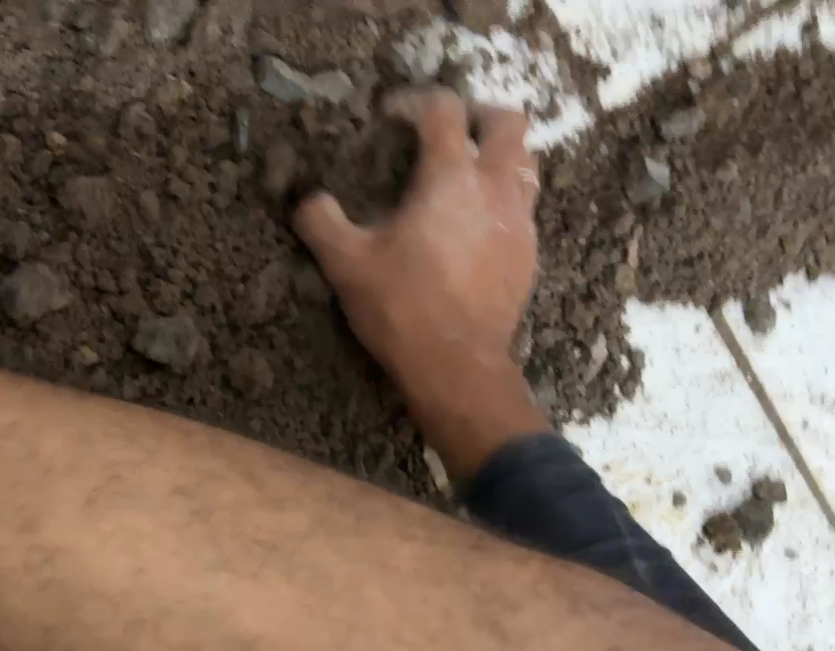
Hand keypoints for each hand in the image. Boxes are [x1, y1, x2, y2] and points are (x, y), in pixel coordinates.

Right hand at [293, 87, 549, 484]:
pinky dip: (502, 199)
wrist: (456, 362)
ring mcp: (520, 218)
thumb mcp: (345, 266)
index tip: (391, 116)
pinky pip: (524, 205)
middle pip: (504, 121)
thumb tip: (305, 200)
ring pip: (524, 160)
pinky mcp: (529, 251)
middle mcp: (494, 184)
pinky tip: (475, 226)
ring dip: (496, 155)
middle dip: (474, 116)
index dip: (415, 104)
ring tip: (465, 175)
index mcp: (448, 177)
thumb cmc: (399, 307)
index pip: (441, 112)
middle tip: (444, 134)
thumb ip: (321, 224)